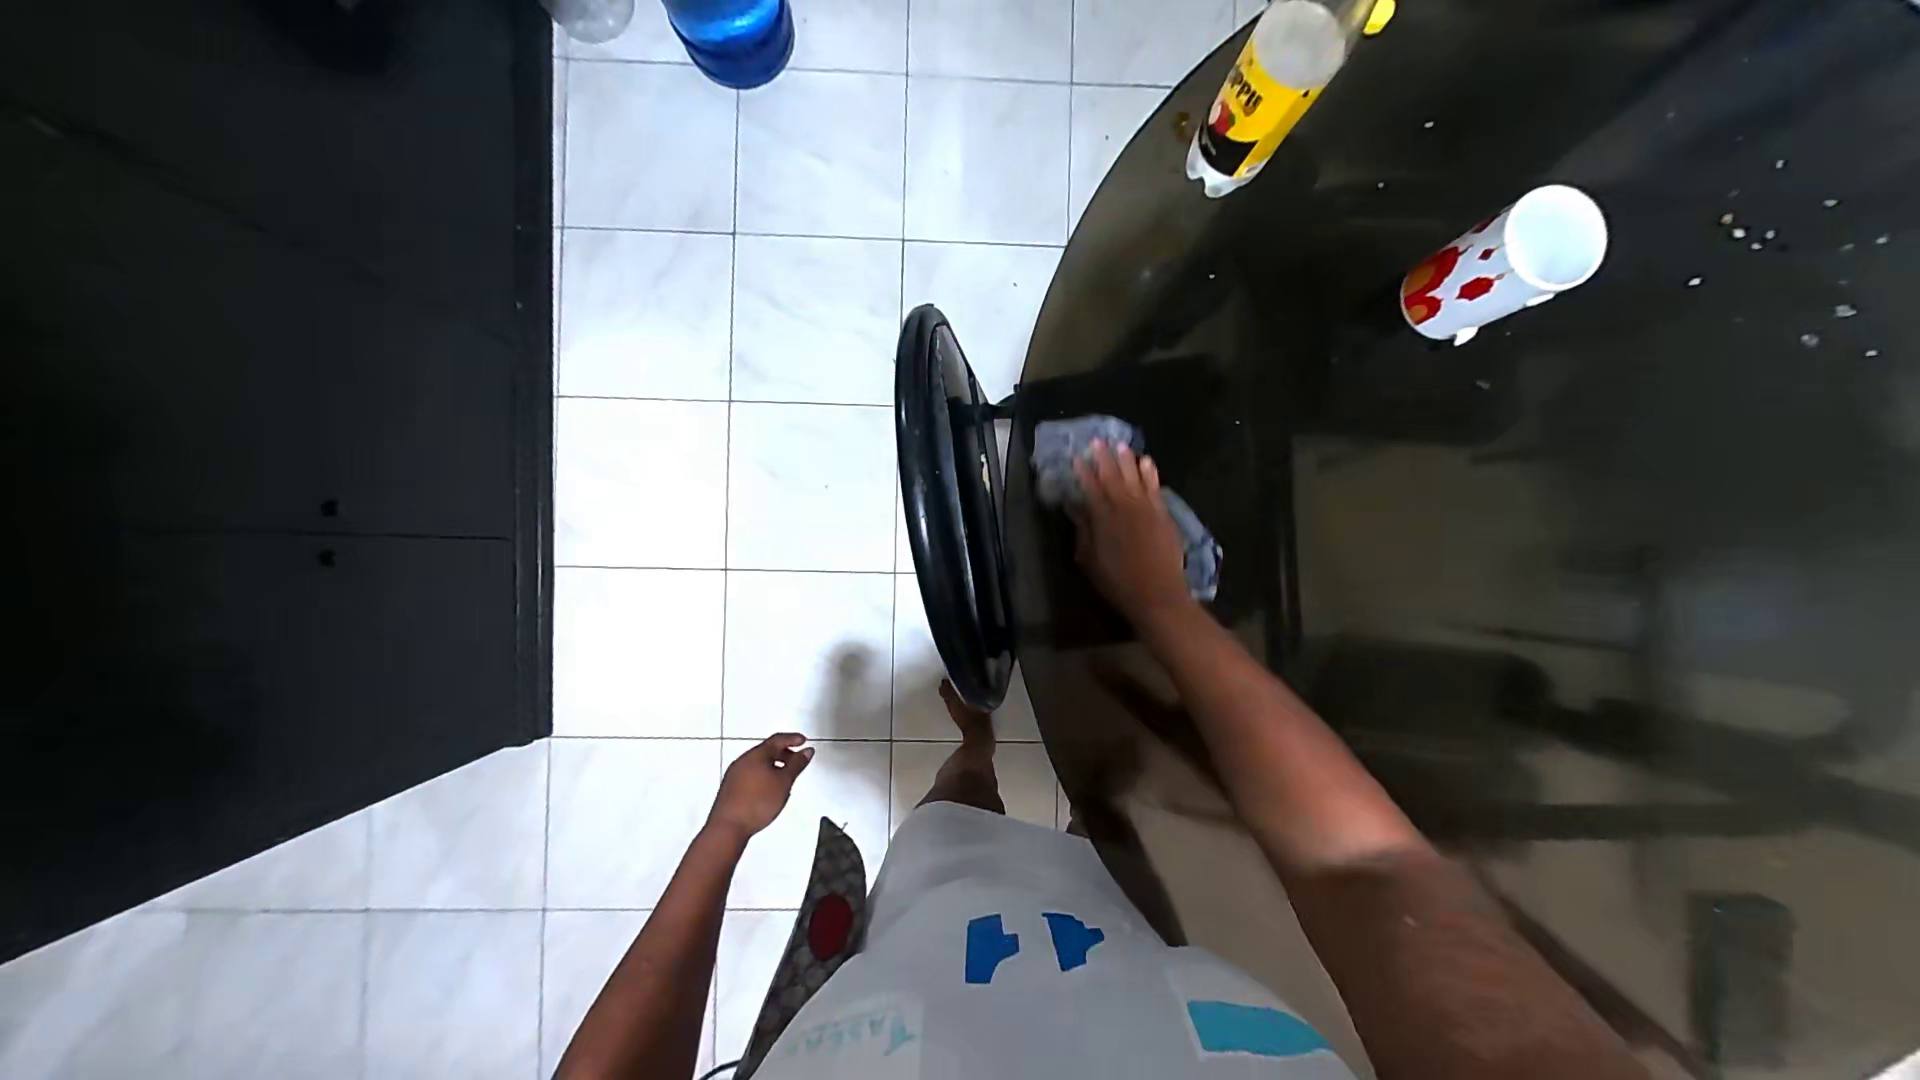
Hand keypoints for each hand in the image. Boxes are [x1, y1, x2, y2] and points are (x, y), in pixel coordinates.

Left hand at [708, 733, 813, 840]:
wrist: (728, 828)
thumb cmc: (758, 801)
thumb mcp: (784, 782)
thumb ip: (797, 764)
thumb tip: (807, 751)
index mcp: (756, 755)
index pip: (777, 740)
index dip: (792, 739)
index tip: (804, 741)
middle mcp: (743, 760)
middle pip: (767, 751)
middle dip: (784, 753)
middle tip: (797, 760)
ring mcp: (734, 774)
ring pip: (758, 763)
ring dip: (774, 766)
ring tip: (786, 777)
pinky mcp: (730, 788)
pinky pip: (751, 774)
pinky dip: (763, 775)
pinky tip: (770, 789)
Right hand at [1070, 440, 1193, 626]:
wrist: (1157, 594)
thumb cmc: (1117, 582)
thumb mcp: (1089, 560)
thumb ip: (1082, 531)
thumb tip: (1074, 508)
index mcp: (1102, 519)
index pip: (1090, 489)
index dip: (1083, 472)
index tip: (1077, 458)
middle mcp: (1124, 508)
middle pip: (1112, 477)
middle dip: (1104, 459)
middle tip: (1097, 441)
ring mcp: (1146, 509)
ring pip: (1134, 478)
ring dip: (1127, 461)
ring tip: (1120, 446)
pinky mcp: (1163, 515)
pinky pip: (1155, 488)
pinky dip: (1150, 474)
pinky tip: (1146, 462)